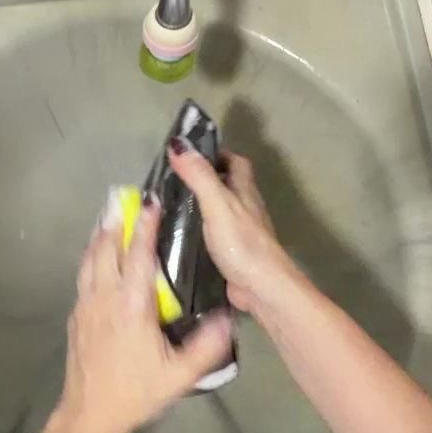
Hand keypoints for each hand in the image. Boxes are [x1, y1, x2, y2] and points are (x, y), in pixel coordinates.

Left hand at [54, 194, 234, 432]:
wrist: (89, 415)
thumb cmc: (136, 393)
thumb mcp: (180, 376)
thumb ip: (207, 346)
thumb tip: (229, 316)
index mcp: (131, 307)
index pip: (138, 257)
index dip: (145, 227)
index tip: (151, 201)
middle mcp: (104, 298)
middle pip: (106, 249)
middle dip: (116, 221)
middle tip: (125, 198)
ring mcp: (86, 305)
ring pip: (90, 259)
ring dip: (100, 235)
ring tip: (109, 216)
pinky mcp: (76, 316)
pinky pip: (83, 275)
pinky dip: (91, 256)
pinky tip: (96, 255)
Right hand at [167, 145, 306, 315]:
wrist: (261, 288)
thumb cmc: (242, 243)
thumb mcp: (217, 204)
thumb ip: (199, 176)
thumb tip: (178, 144)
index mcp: (245, 191)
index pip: (236, 163)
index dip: (217, 154)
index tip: (190, 155)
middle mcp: (246, 208)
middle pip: (228, 185)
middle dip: (205, 179)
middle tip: (175, 181)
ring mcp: (241, 233)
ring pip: (221, 211)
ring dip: (200, 206)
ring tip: (170, 206)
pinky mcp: (233, 254)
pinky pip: (214, 236)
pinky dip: (199, 232)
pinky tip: (180, 238)